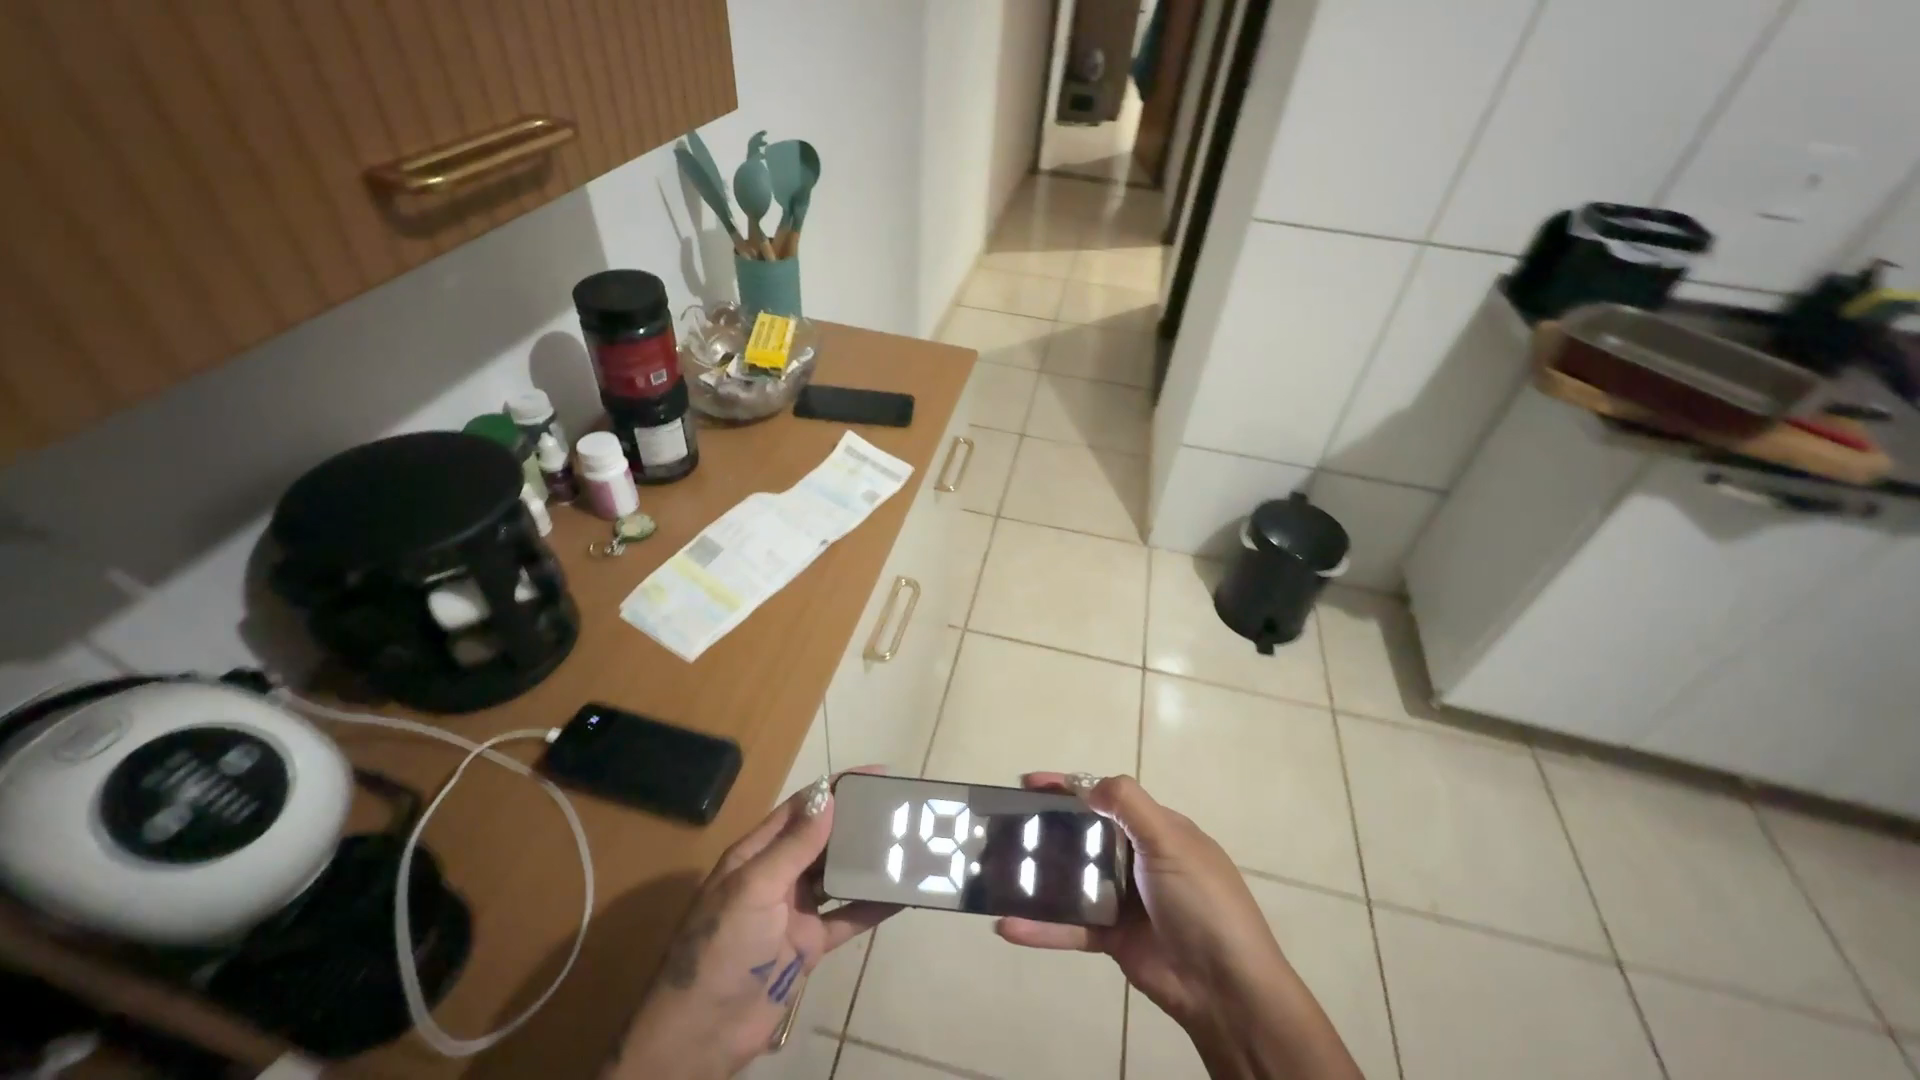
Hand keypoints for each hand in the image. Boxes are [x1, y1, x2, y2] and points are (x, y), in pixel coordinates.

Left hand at [609, 772, 897, 1079]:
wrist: (703, 1030)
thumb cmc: (720, 948)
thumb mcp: (753, 889)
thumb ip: (793, 846)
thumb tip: (829, 797)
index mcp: (755, 854)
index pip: (801, 809)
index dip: (836, 788)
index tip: (876, 775)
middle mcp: (776, 875)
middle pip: (823, 839)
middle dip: (857, 822)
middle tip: (901, 809)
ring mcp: (794, 910)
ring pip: (838, 875)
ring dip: (867, 861)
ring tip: (907, 845)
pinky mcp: (809, 944)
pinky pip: (847, 917)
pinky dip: (872, 906)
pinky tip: (901, 895)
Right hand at [994, 773, 1286, 1028]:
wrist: (1224, 986)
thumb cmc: (1201, 902)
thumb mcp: (1171, 842)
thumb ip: (1129, 806)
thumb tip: (1085, 784)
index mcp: (1158, 831)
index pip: (1108, 798)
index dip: (1071, 787)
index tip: (1029, 783)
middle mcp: (1138, 860)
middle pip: (1085, 837)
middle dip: (1046, 829)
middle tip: (1004, 826)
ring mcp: (1124, 900)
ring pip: (1072, 882)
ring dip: (1038, 878)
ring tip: (997, 871)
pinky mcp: (1112, 938)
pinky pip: (1070, 927)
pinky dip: (1040, 928)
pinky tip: (1007, 927)